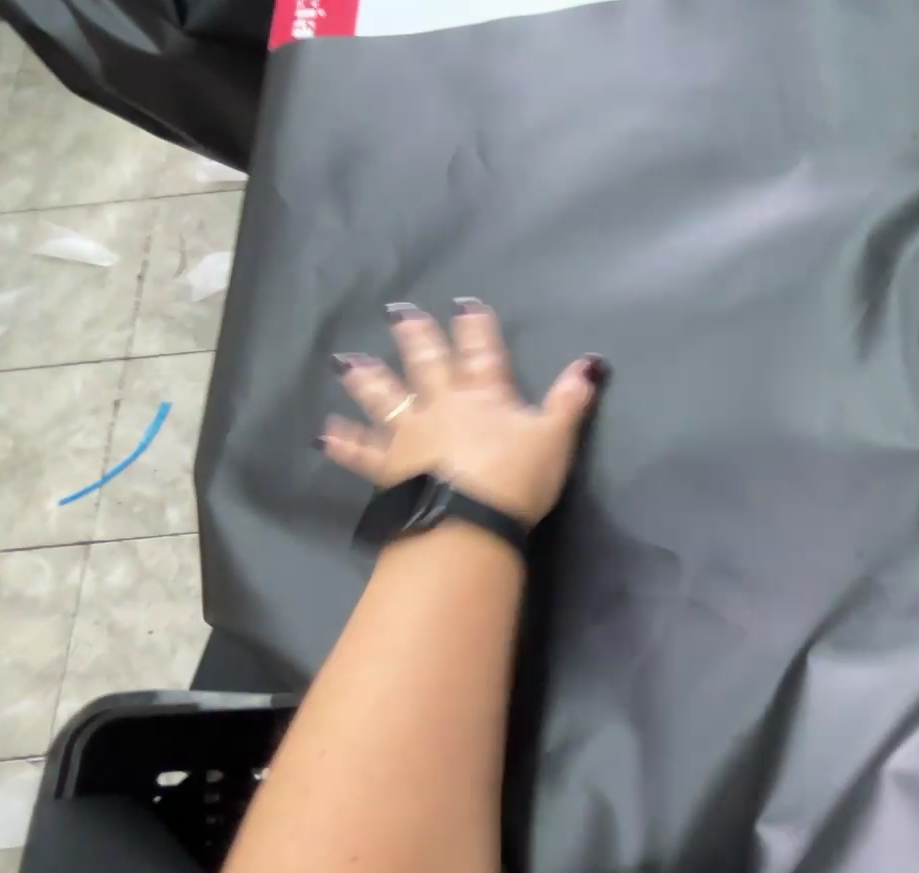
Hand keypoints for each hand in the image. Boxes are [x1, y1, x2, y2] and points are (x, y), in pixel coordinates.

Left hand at [320, 300, 605, 524]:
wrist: (471, 521)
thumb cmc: (518, 478)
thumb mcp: (556, 437)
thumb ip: (570, 400)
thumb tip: (592, 362)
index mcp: (484, 397)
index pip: (482, 355)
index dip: (476, 330)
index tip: (465, 305)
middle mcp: (441, 407)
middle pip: (428, 366)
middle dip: (417, 338)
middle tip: (400, 313)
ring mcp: (410, 436)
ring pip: (386, 400)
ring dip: (369, 380)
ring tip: (348, 362)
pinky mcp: (391, 468)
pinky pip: (363, 453)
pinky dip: (346, 443)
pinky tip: (326, 434)